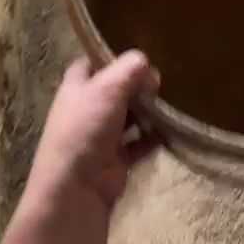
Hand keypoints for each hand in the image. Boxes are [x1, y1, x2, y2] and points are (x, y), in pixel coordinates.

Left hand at [27, 51, 161, 209]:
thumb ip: (130, 70)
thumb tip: (148, 65)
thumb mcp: (108, 88)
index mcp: (76, 86)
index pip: (93, 62)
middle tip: (161, 79)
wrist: (74, 191)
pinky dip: (152, 137)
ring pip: (128, 116)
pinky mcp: (115, 161)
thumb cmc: (86, 128)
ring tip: (169, 101)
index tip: (138, 52)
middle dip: (137, 84)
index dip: (112, 55)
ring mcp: (100, 136)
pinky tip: (169, 130)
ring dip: (147, 110)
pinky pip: (138, 144)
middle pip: (115, 89)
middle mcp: (87, 108)